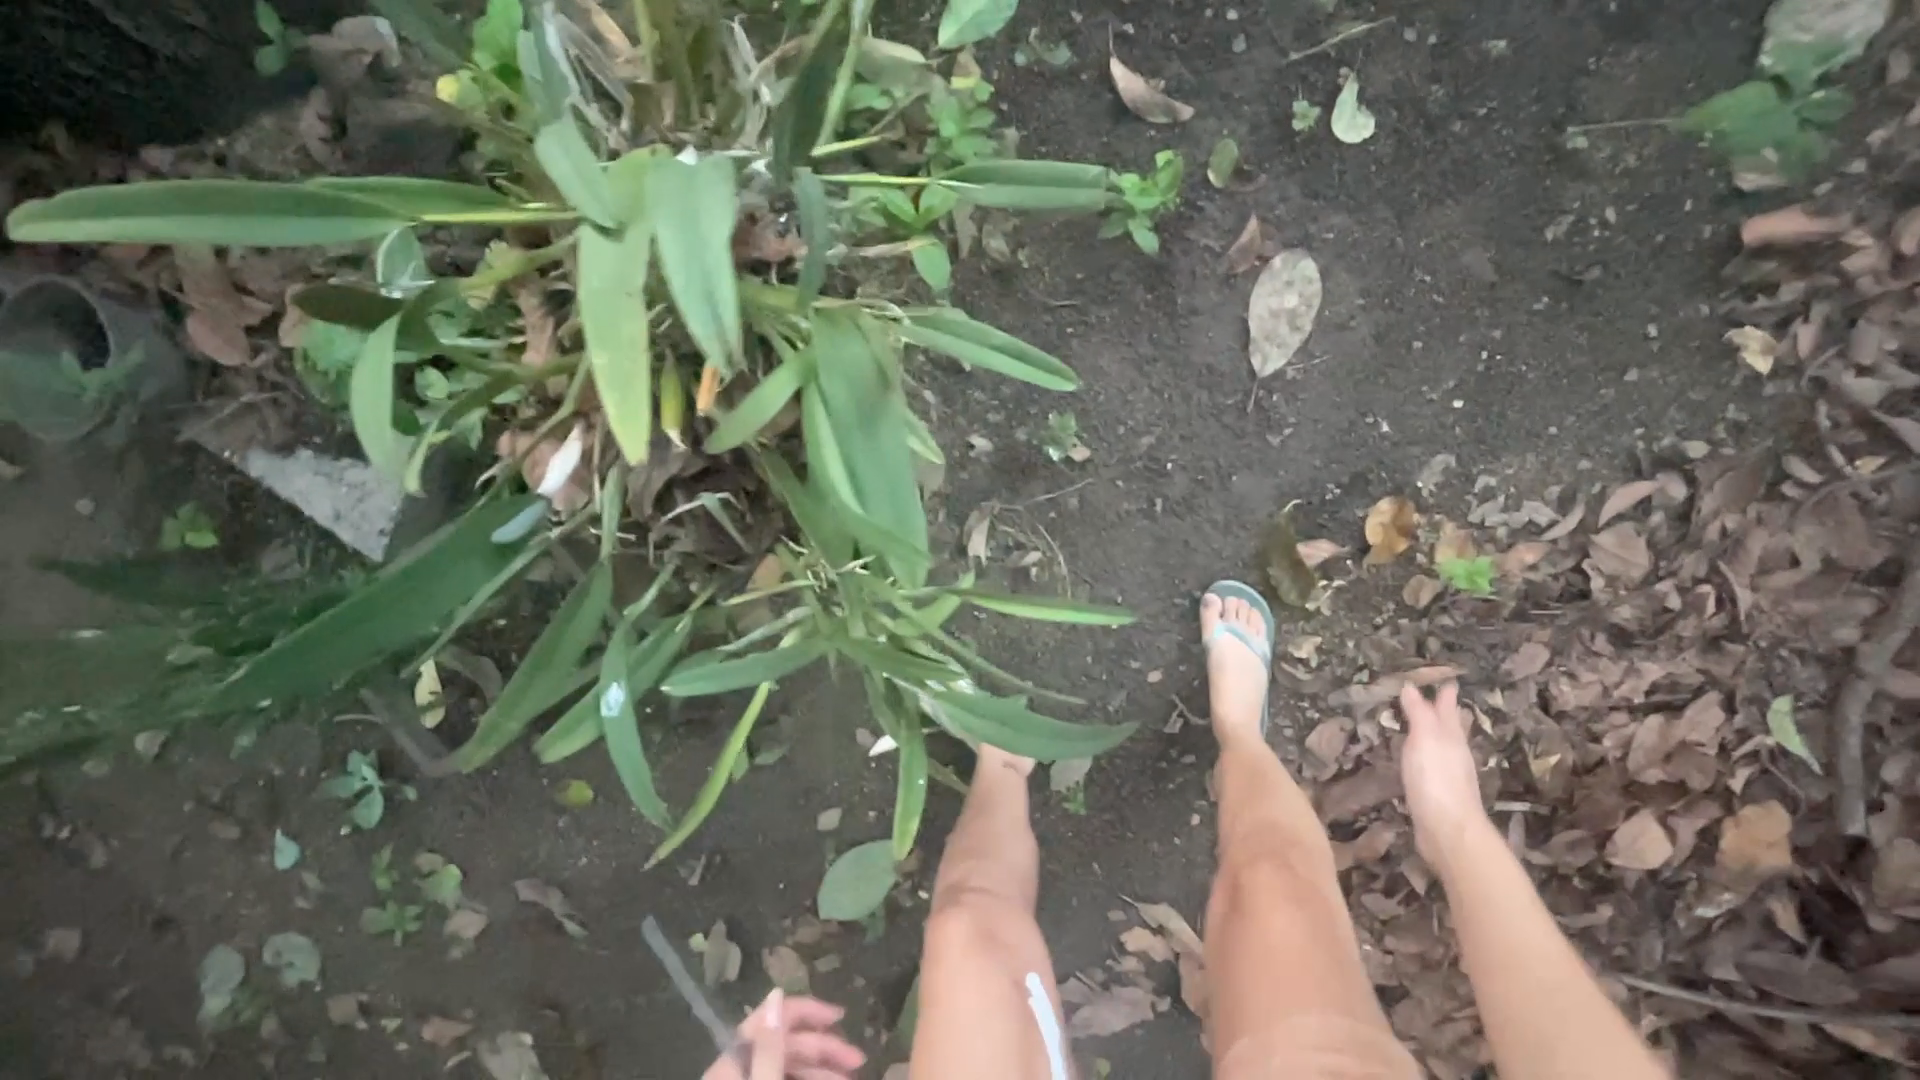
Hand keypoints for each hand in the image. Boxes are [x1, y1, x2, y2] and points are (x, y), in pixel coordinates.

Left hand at [701, 990, 865, 1079]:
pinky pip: (785, 1078)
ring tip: (851, 1079)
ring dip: (822, 1069)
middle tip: (858, 1060)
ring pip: (789, 1065)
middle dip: (825, 1047)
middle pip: (787, 1042)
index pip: (774, 1015)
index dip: (809, 1009)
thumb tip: (777, 993)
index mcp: (736, 1056)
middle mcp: (739, 1066)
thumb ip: (770, 1045)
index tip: (842, 1016)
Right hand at [1397, 682, 1488, 874]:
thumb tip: (1411, 686)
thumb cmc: (1436, 780)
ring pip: (1443, 746)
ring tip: (1426, 724)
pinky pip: (1432, 765)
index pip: (1449, 709)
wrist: (1448, 831)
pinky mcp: (1438, 793)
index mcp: (1452, 738)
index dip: (1447, 694)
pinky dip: (1427, 755)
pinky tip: (1419, 759)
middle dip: (1447, 712)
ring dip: (1436, 733)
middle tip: (1442, 697)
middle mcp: (1454, 753)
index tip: (1447, 679)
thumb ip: (1419, 714)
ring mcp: (1449, 775)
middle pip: (1451, 727)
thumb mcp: (1425, 740)